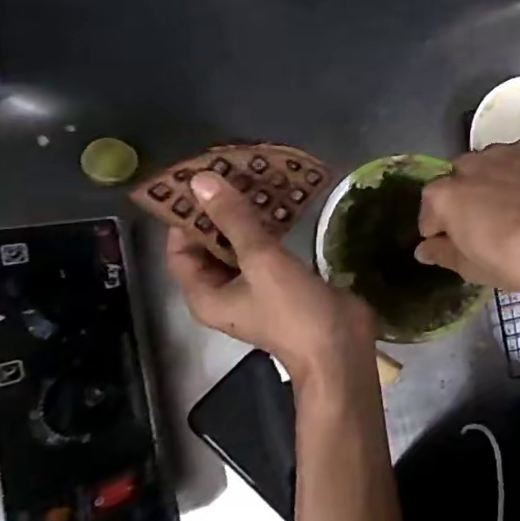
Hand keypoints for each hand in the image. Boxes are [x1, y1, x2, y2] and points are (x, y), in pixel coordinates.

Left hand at [165, 172, 377, 383]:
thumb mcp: (260, 261)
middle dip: (219, 211)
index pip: (179, 249)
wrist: (339, 348)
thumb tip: (201, 181)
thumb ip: (233, 219)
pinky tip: (283, 201)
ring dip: (247, 216)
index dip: (184, 217)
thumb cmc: (292, 309)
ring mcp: (255, 287)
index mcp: (205, 294)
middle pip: (210, 245)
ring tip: (255, 179)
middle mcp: (224, 291)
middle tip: (230, 172)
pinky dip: (270, 227)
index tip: (198, 181)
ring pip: (241, 245)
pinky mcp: (282, 282)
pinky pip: (267, 249)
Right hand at [415, 140, 519, 294]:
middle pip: (454, 188)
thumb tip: (423, 249)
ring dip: (488, 187)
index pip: (429, 217)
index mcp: (442, 197)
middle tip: (489, 231)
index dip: (443, 235)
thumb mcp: (474, 270)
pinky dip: (515, 176)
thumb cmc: (519, 260)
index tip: (463, 248)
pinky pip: (510, 162)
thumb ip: (443, 254)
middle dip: (464, 206)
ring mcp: (497, 153)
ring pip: (482, 171)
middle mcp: (463, 166)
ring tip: (514, 212)